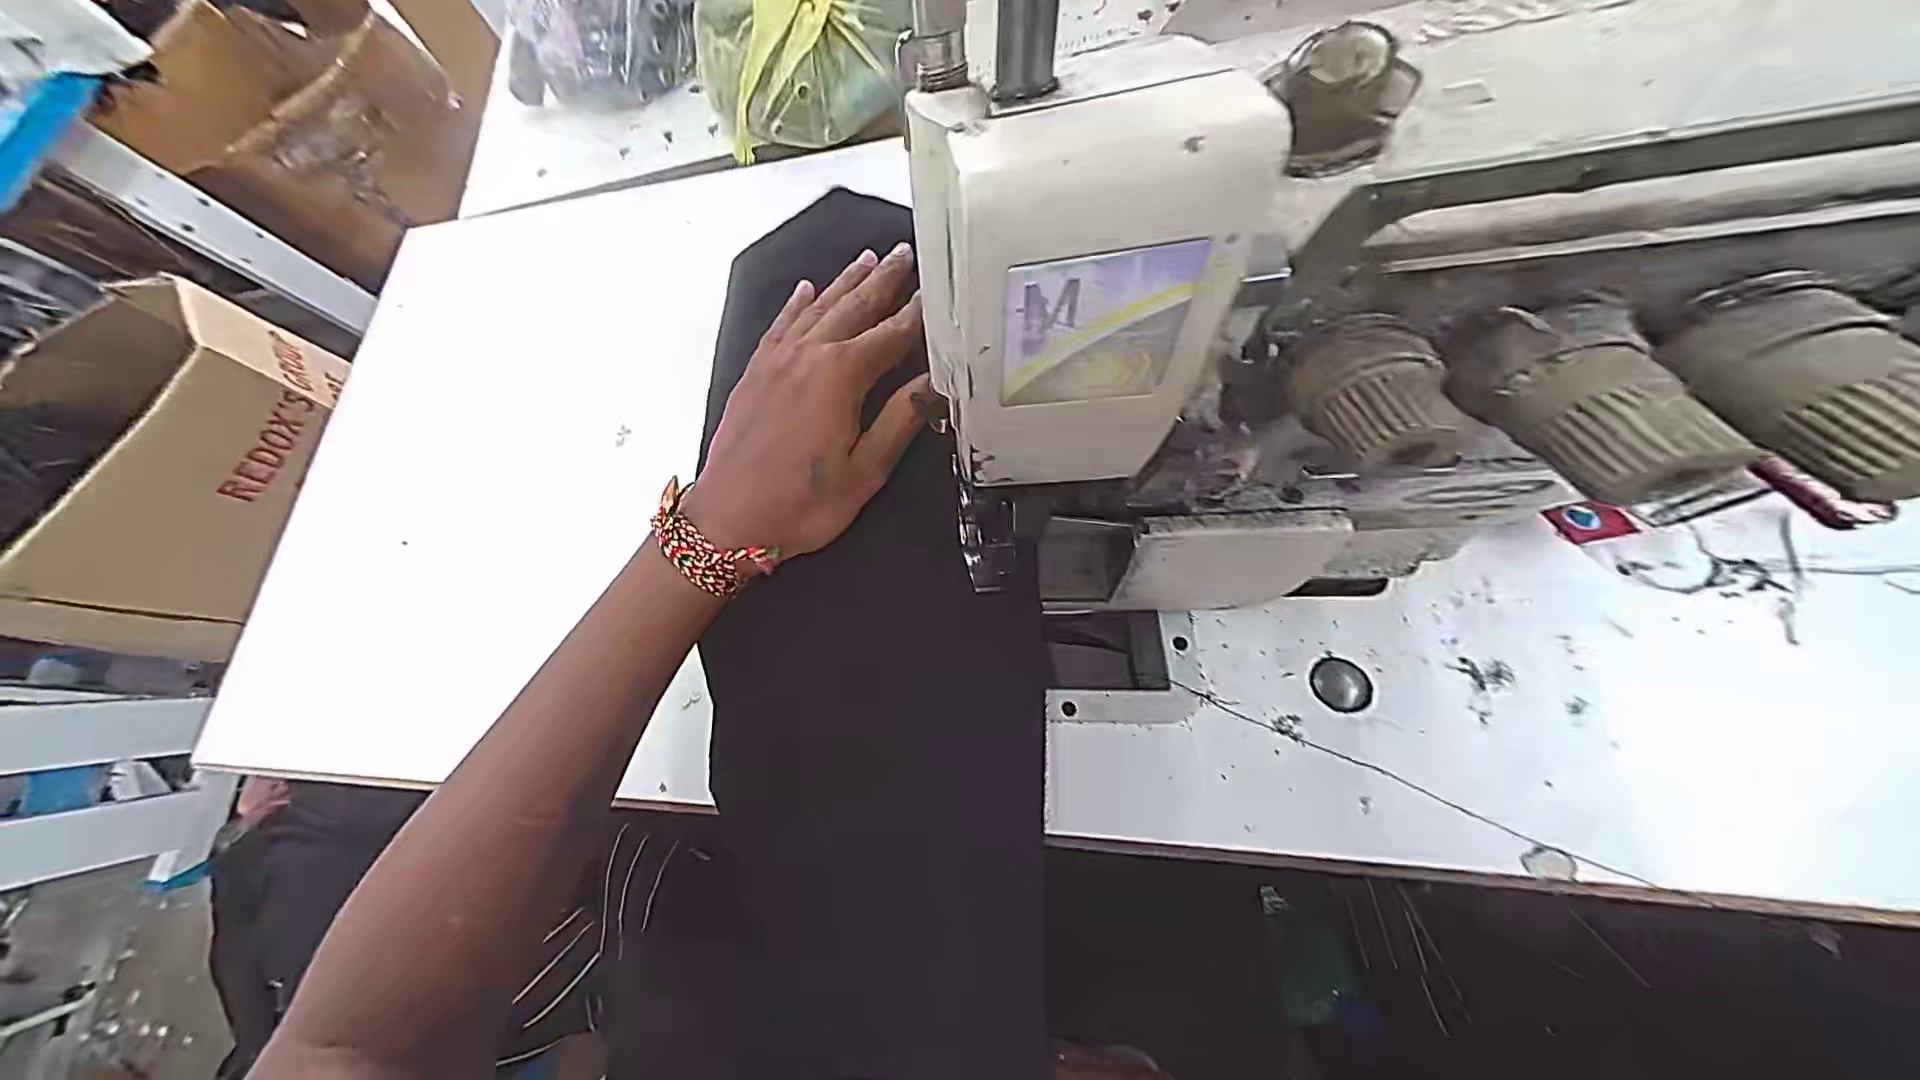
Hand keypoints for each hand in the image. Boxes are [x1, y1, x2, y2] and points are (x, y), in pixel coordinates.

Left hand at [682, 242, 932, 560]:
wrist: (729, 521)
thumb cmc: (798, 505)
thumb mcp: (864, 470)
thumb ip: (900, 420)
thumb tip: (932, 385)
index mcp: (839, 378)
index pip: (891, 336)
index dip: (917, 315)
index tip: (935, 294)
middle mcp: (807, 358)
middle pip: (854, 308)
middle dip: (884, 281)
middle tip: (904, 254)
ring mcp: (776, 362)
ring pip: (818, 309)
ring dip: (846, 283)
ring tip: (868, 261)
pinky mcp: (755, 374)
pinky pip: (781, 326)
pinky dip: (798, 305)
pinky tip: (807, 291)